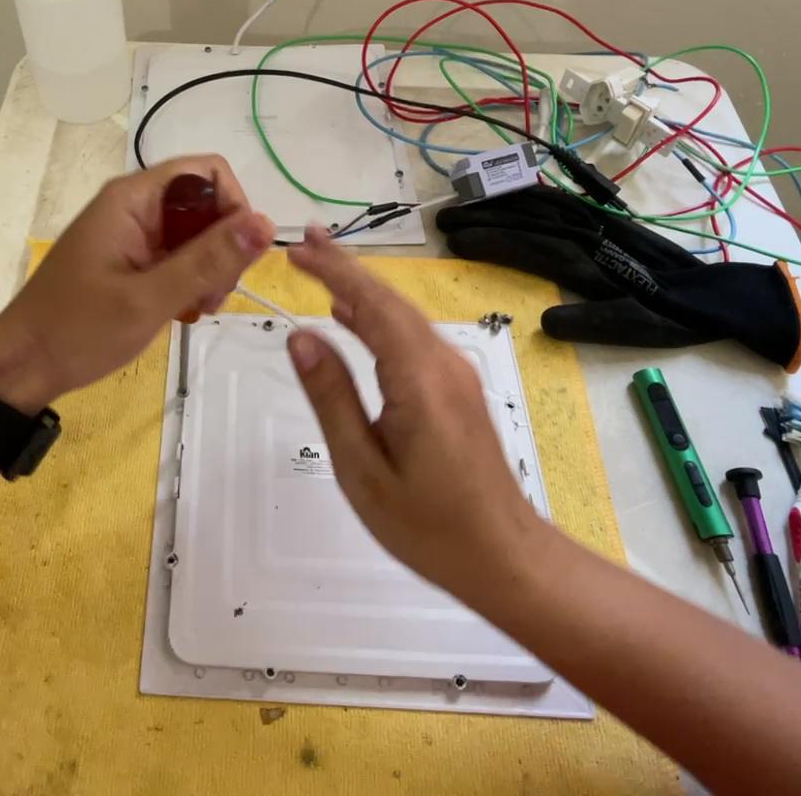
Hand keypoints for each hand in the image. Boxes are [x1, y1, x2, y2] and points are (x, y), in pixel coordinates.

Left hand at [0, 155, 275, 412]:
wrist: (23, 366)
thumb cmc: (78, 330)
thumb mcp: (149, 299)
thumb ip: (208, 261)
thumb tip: (265, 223)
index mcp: (132, 199)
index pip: (208, 174)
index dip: (233, 208)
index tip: (237, 258)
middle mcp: (134, 206)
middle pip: (206, 205)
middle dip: (223, 248)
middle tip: (212, 296)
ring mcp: (132, 234)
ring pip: (197, 236)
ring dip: (209, 270)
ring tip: (196, 309)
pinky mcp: (132, 260)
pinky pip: (178, 257)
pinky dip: (190, 282)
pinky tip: (183, 313)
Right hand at [284, 226, 542, 607]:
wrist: (504, 556)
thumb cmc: (427, 524)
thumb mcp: (362, 468)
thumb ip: (332, 397)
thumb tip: (301, 337)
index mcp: (418, 377)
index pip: (371, 305)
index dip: (333, 271)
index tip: (296, 248)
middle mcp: (442, 362)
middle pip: (389, 301)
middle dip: (344, 268)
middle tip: (301, 244)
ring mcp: (455, 373)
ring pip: (402, 316)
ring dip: (360, 289)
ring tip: (318, 268)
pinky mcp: (456, 388)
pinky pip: (411, 338)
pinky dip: (377, 318)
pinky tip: (353, 319)